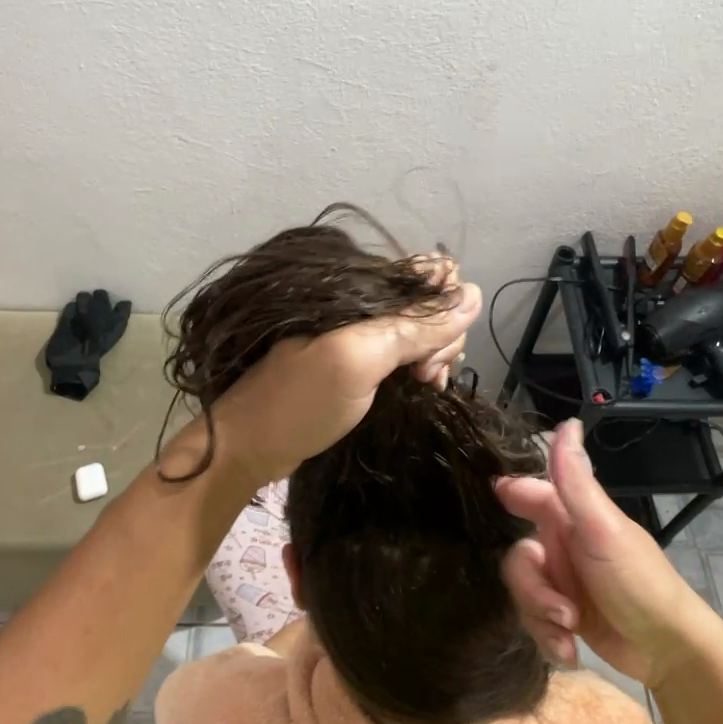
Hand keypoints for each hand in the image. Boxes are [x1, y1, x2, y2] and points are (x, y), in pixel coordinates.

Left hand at [175, 257, 478, 487]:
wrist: (249, 447)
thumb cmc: (299, 402)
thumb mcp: (358, 361)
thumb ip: (413, 328)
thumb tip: (473, 293)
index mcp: (358, 291)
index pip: (429, 276)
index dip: (444, 307)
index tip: (432, 350)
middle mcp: (363, 306)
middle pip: (429, 305)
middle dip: (442, 338)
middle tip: (425, 378)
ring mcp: (360, 336)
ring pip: (421, 332)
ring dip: (435, 356)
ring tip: (424, 386)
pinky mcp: (358, 363)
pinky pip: (403, 354)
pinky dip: (419, 369)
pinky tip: (421, 388)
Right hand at [498, 420, 715, 687]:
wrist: (671, 650)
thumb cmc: (639, 582)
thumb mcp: (602, 529)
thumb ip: (575, 482)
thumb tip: (565, 424)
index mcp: (572, 519)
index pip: (529, 494)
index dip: (508, 494)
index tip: (490, 500)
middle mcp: (564, 547)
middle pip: (518, 557)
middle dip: (531, 589)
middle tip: (560, 609)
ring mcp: (565, 583)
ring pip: (523, 593)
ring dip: (541, 617)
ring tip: (569, 634)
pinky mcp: (566, 618)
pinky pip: (536, 622)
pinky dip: (549, 638)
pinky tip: (570, 651)